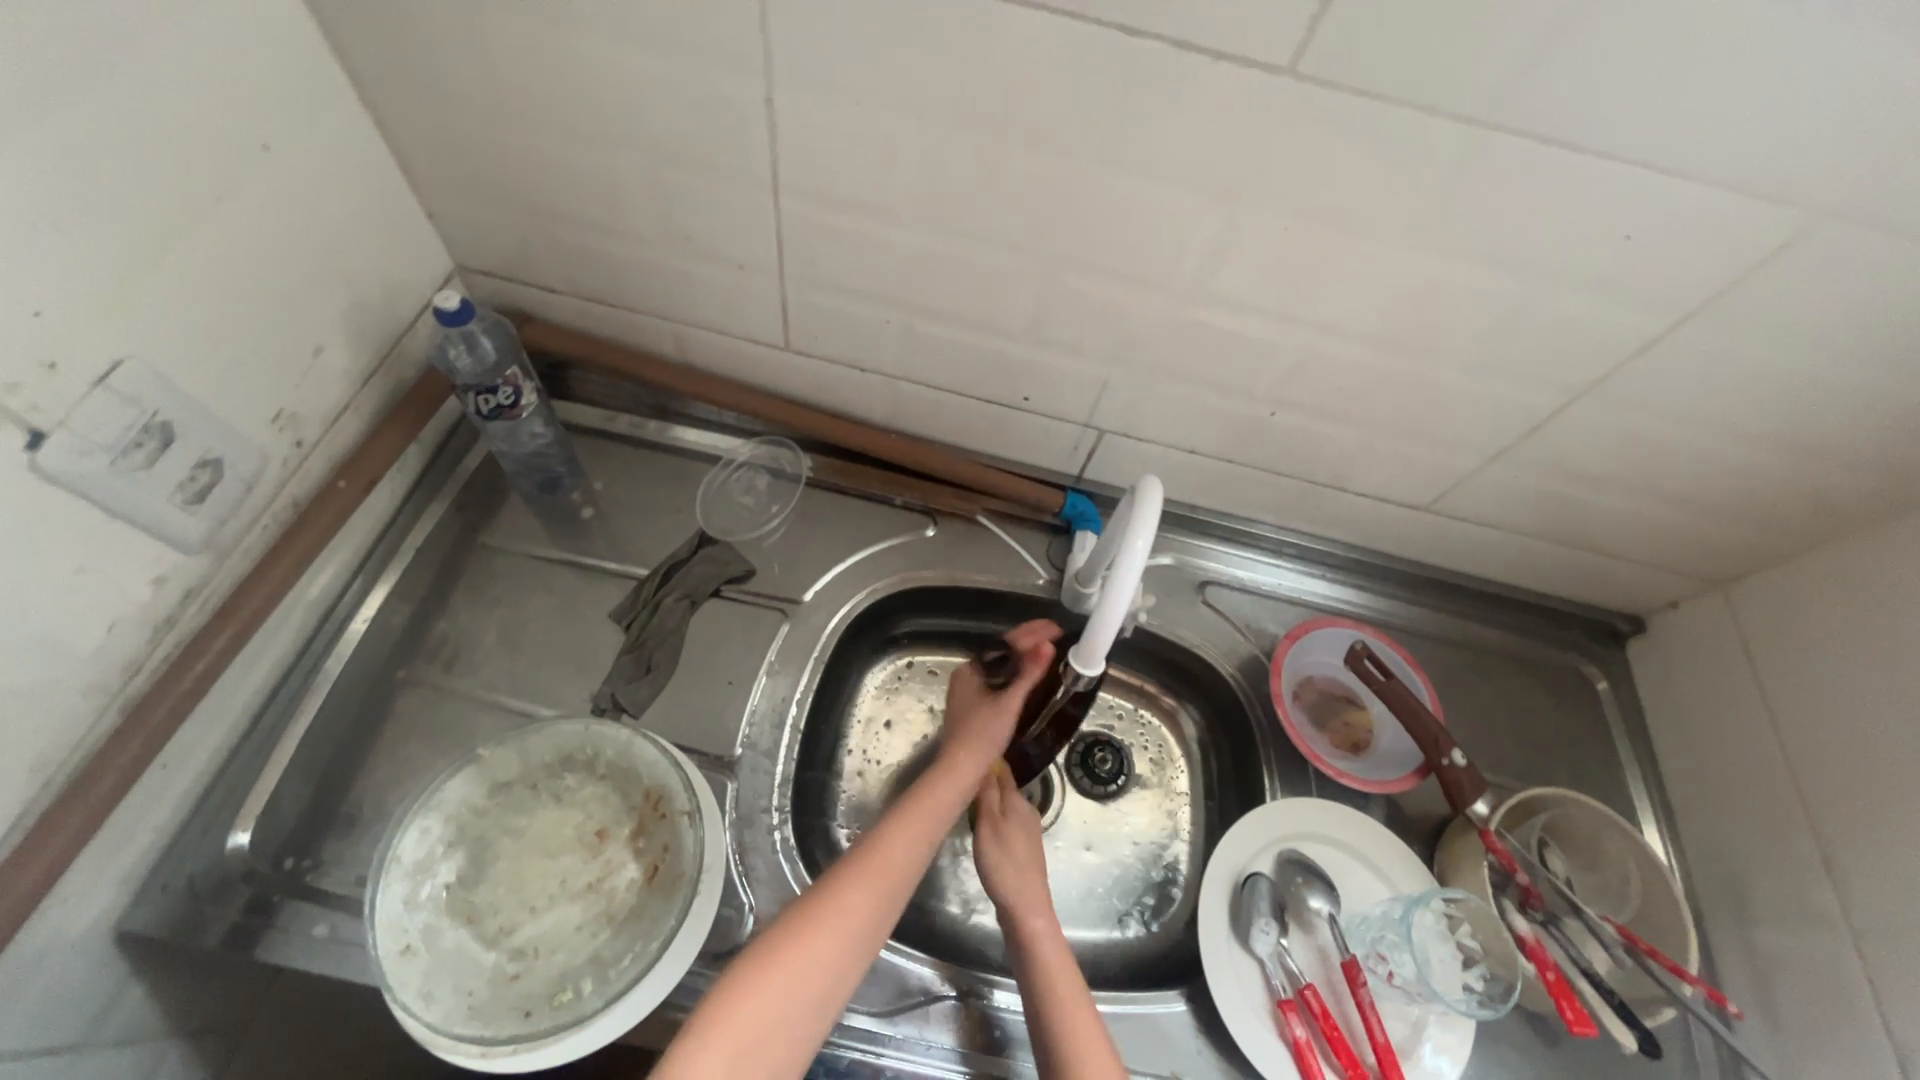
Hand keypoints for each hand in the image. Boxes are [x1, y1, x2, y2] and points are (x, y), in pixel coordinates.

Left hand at [939, 619, 1061, 774]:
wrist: (961, 770)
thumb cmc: (982, 734)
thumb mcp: (1009, 702)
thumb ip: (1029, 673)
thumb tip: (1047, 645)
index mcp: (970, 668)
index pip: (1004, 643)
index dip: (1031, 632)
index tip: (1054, 626)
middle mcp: (967, 675)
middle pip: (1001, 652)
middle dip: (1028, 642)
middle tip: (1055, 634)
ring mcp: (970, 691)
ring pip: (1000, 667)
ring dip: (1023, 657)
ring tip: (1048, 648)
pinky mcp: (975, 707)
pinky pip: (999, 681)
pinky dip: (1017, 675)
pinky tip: (1031, 675)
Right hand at [972, 763, 1054, 925]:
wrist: (1025, 906)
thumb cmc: (1003, 862)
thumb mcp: (988, 824)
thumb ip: (988, 793)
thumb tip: (987, 761)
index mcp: (1019, 801)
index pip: (1002, 773)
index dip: (987, 764)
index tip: (968, 759)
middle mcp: (1027, 811)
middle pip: (1005, 790)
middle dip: (986, 785)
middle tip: (961, 786)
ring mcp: (1028, 831)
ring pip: (1005, 809)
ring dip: (990, 806)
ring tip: (967, 807)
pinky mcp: (1025, 849)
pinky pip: (1007, 825)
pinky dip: (994, 823)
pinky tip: (983, 832)